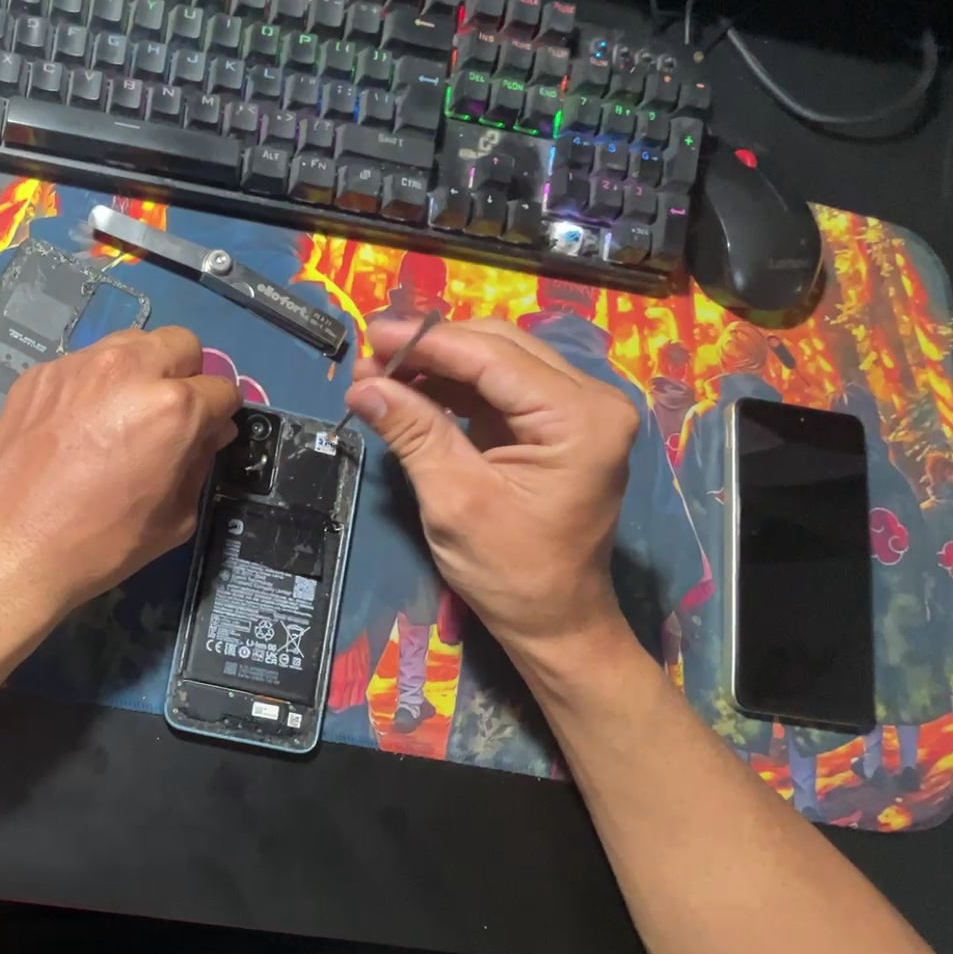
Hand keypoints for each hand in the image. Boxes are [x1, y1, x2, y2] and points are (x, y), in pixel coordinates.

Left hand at [0, 326, 241, 631]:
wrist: (9, 547)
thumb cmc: (99, 545)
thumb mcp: (174, 520)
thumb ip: (199, 465)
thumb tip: (207, 435)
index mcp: (174, 407)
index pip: (224, 388)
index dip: (221, 415)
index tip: (208, 433)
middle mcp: (130, 369)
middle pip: (182, 344)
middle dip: (188, 375)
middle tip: (170, 416)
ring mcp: (79, 365)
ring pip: (132, 342)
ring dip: (143, 369)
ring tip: (124, 412)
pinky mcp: (41, 373)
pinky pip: (86, 362)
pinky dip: (96, 383)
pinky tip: (78, 424)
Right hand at [344, 318, 637, 652]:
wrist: (553, 619)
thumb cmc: (510, 570)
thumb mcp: (454, 500)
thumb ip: (413, 433)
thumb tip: (363, 386)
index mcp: (580, 418)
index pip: (493, 358)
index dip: (427, 342)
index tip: (370, 334)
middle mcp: (588, 401)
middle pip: (498, 348)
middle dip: (429, 349)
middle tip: (368, 361)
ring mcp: (572, 411)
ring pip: (495, 362)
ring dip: (436, 365)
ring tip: (379, 376)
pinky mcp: (551, 427)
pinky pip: (496, 389)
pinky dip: (451, 388)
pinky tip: (410, 391)